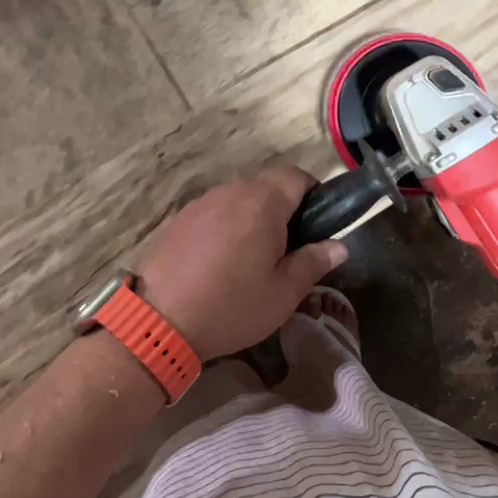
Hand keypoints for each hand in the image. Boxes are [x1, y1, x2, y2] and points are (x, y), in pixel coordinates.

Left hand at [135, 166, 348, 358]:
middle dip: (283, 211)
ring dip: (252, 220)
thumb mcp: (283, 293)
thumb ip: (313, 263)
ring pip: (239, 200)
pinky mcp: (179, 219)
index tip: (316, 227)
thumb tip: (339, 245)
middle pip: (267, 187)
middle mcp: (231, 191)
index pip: (297, 176)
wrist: (157, 321)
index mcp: (262, 202)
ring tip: (252, 261)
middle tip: (288, 252)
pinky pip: (215, 213)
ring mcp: (201, 203)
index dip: (313, 195)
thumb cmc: (231, 306)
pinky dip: (226, 229)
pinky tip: (220, 264)